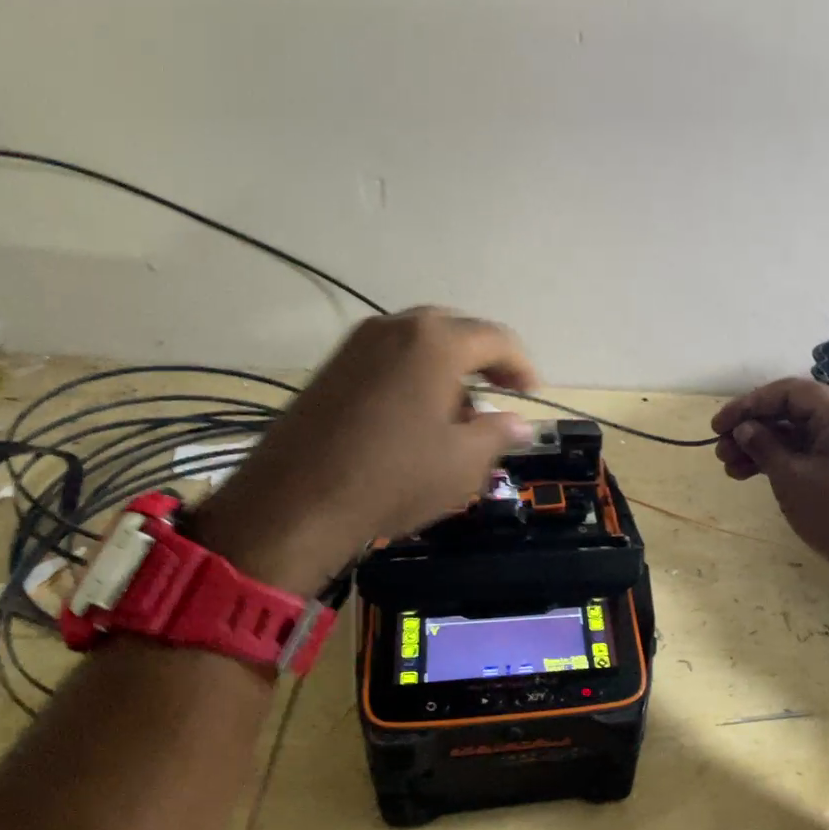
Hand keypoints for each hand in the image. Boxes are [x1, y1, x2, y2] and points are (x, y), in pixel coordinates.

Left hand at [193, 307, 537, 592]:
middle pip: (454, 331)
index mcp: (436, 342)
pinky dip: (413, 377)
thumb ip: (498, 434)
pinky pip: (388, 359)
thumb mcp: (463, 463)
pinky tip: (415, 418)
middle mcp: (395, 327)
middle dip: (483, 361)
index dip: (522, 366)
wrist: (295, 502)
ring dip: (447, 369)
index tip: (533, 394)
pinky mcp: (331, 369)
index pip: (496, 338)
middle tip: (499, 395)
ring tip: (458, 413)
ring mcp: (357, 345)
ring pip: (417, 344)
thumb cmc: (394, 478)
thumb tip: (518, 423)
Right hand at [711, 378, 828, 578]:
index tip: (717, 425)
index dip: (748, 404)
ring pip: (795, 435)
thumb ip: (764, 446)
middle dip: (752, 428)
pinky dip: (779, 460)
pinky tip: (749, 474)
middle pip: (790, 411)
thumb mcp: (791, 478)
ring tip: (729, 468)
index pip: (788, 392)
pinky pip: (806, 452)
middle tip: (720, 450)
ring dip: (760, 447)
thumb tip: (744, 428)